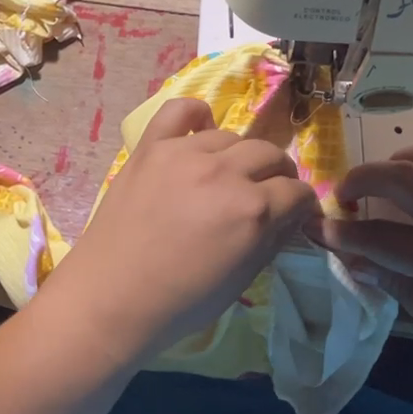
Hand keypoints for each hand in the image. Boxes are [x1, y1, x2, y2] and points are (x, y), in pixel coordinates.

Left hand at [37, 98, 320, 363]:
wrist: (110, 298)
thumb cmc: (180, 302)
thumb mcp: (241, 281)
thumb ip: (272, 241)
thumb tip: (291, 217)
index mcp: (252, 210)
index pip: (296, 191)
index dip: (302, 205)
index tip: (295, 213)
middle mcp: (224, 173)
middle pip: (269, 154)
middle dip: (279, 174)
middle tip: (268, 192)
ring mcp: (185, 154)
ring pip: (231, 136)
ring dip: (240, 155)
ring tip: (228, 175)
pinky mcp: (151, 147)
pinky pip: (180, 111)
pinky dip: (196, 115)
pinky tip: (201, 131)